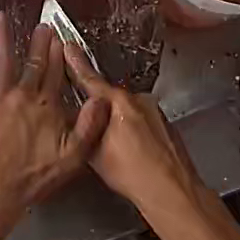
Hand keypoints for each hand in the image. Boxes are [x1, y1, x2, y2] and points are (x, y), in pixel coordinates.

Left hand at [0, 12, 109, 227]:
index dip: (59, 55)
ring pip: (2, 61)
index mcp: (47, 106)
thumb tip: (101, 102)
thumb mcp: (72, 157)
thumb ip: (89, 127)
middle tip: (41, 25)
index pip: (56, 74)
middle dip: (38, 42)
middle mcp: (23, 95)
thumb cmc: (33, 175)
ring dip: (2, 38)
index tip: (61, 38)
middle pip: (33, 63)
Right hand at [57, 39, 207, 220]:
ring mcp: (154, 112)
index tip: (68, 48)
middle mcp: (138, 101)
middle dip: (97, 109)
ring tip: (114, 149)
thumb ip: (82, 126)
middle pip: (108, 98)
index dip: (75, 64)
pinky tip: (130, 152)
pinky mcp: (165, 125)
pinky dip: (132, 131)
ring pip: (125, 111)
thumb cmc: (134, 174)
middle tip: (90, 128)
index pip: (90, 79)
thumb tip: (73, 115)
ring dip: (116, 122)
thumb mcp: (93, 150)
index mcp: (117, 102)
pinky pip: (140, 121)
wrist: (172, 191)